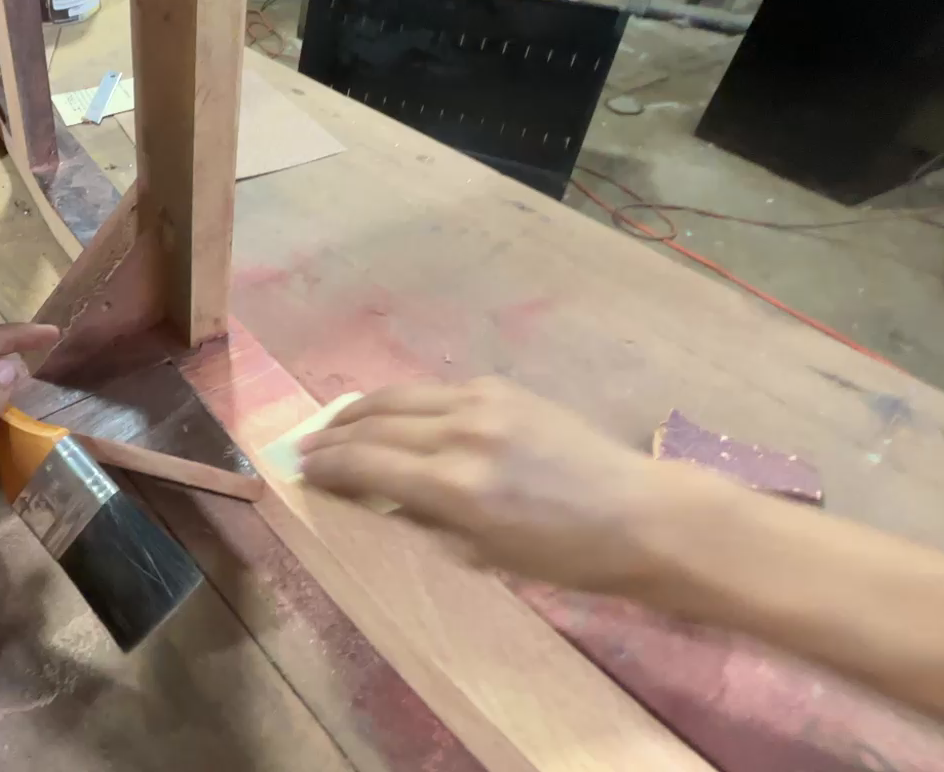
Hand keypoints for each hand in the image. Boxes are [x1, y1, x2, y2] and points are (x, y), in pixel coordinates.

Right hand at [299, 376, 695, 592]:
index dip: (325, 465)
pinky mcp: (498, 388)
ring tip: (333, 423)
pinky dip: (400, 403)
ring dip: (357, 411)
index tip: (299, 467)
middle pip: (371, 425)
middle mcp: (458, 434)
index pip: (365, 464)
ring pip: (395, 397)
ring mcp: (479, 403)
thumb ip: (420, 517)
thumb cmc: (566, 556)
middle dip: (330, 436)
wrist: (643, 515)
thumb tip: (374, 494)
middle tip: (304, 445)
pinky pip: (432, 392)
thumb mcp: (483, 554)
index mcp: (454, 487)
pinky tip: (390, 413)